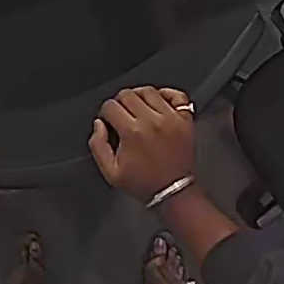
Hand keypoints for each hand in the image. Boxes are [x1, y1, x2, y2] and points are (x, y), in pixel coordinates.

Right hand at [89, 87, 194, 205]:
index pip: (111, 106)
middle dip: (119, 102)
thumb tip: (99, 125)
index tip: (108, 119)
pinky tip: (159, 101)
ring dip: (139, 95)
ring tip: (136, 105)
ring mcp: (171, 118)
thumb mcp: (111, 171)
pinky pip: (176, 95)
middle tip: (120, 113)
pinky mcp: (185, 120)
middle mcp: (152, 121)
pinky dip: (167, 93)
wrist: (172, 191)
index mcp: (132, 132)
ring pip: (150, 91)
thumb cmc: (144, 182)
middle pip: (128, 95)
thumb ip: (98, 145)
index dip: (105, 112)